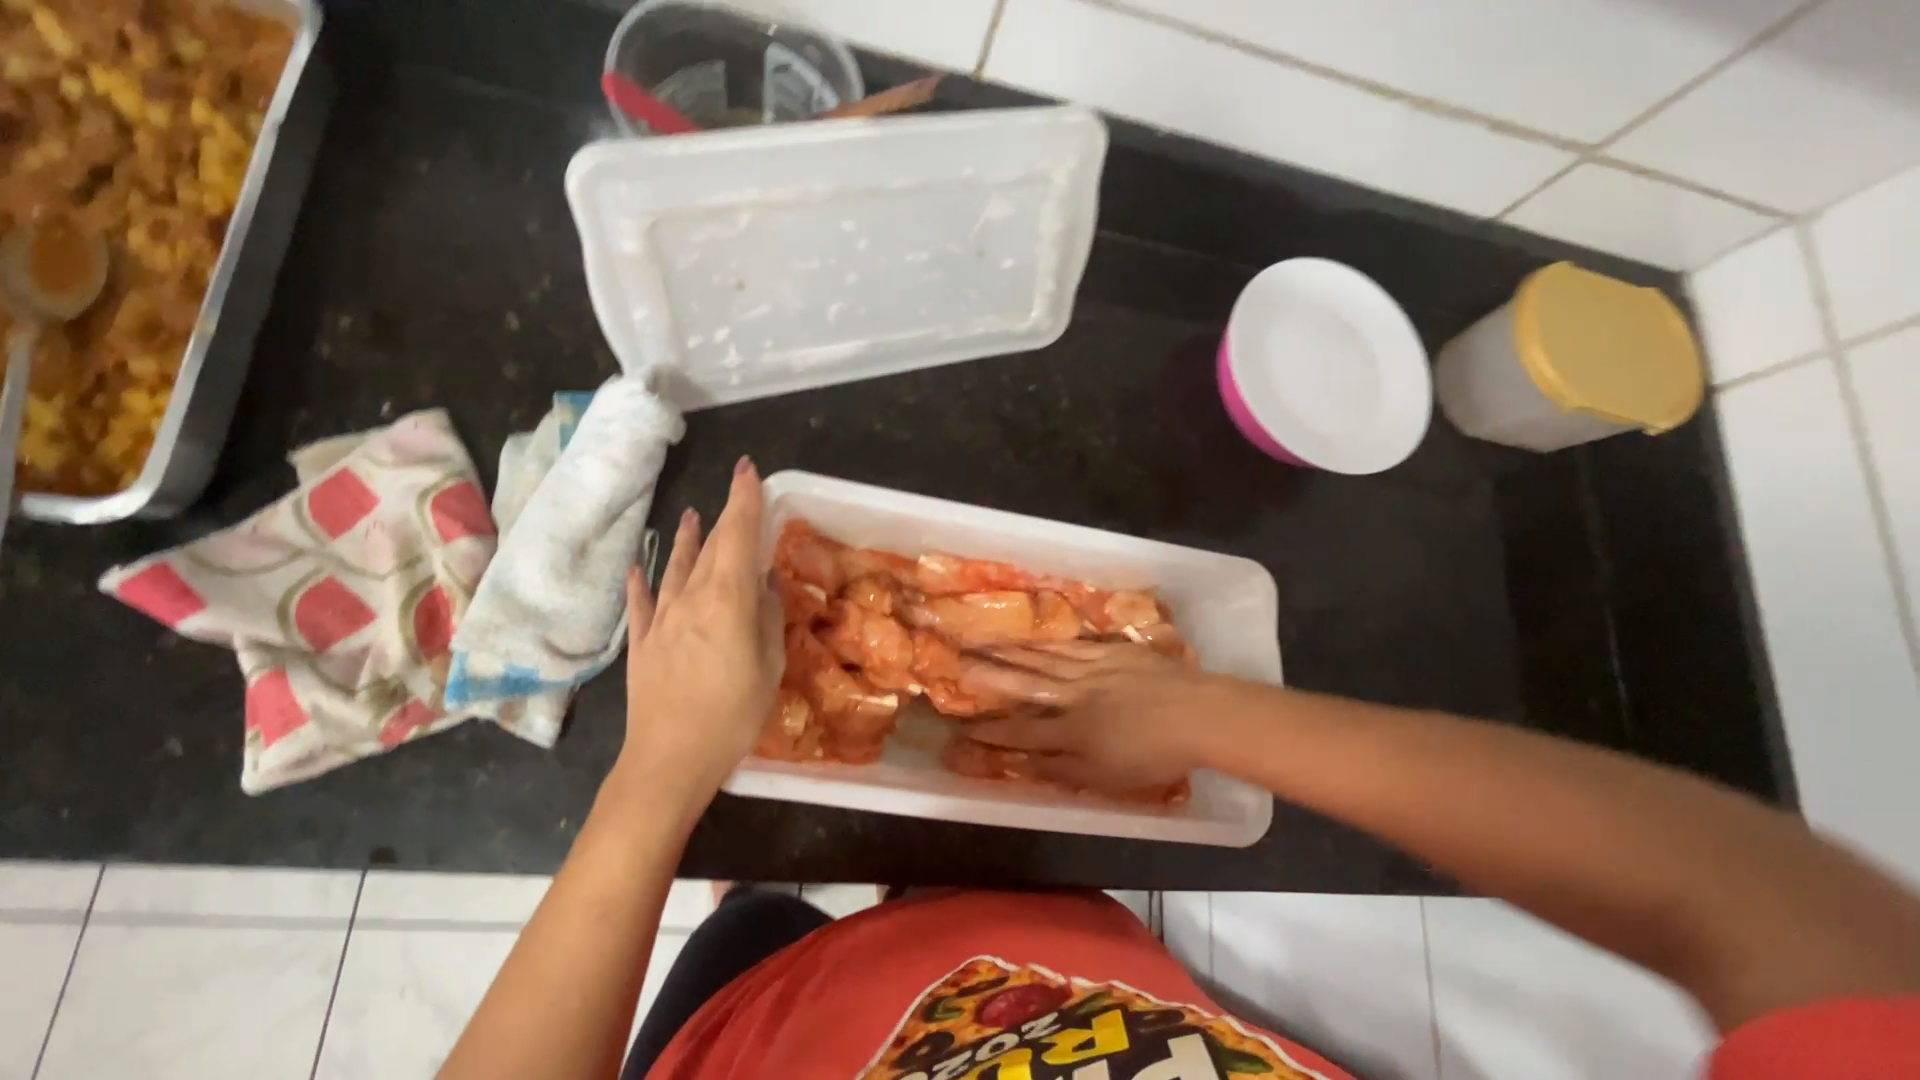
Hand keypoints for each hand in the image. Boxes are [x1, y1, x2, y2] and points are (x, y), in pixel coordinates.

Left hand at [618, 457, 782, 791]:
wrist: (669, 759)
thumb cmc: (733, 715)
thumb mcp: (769, 666)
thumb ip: (769, 617)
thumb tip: (767, 581)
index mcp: (728, 600)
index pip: (739, 536)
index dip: (745, 500)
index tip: (749, 470)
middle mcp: (691, 599)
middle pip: (711, 548)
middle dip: (725, 515)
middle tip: (736, 489)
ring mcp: (662, 620)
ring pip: (676, 569)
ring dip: (687, 541)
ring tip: (691, 516)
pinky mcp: (642, 644)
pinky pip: (642, 604)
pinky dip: (642, 582)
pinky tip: (639, 567)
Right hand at [960, 641, 1236, 791]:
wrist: (1201, 715)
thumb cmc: (1156, 756)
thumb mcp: (1107, 777)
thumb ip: (1062, 769)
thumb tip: (1023, 762)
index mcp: (1072, 731)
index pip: (1022, 732)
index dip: (991, 732)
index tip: (961, 728)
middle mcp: (1074, 696)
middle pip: (1025, 685)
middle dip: (989, 677)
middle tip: (958, 662)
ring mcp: (1093, 670)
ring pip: (1044, 660)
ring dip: (1011, 652)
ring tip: (983, 642)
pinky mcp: (1113, 653)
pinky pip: (1072, 646)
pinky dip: (1048, 643)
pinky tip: (1033, 638)